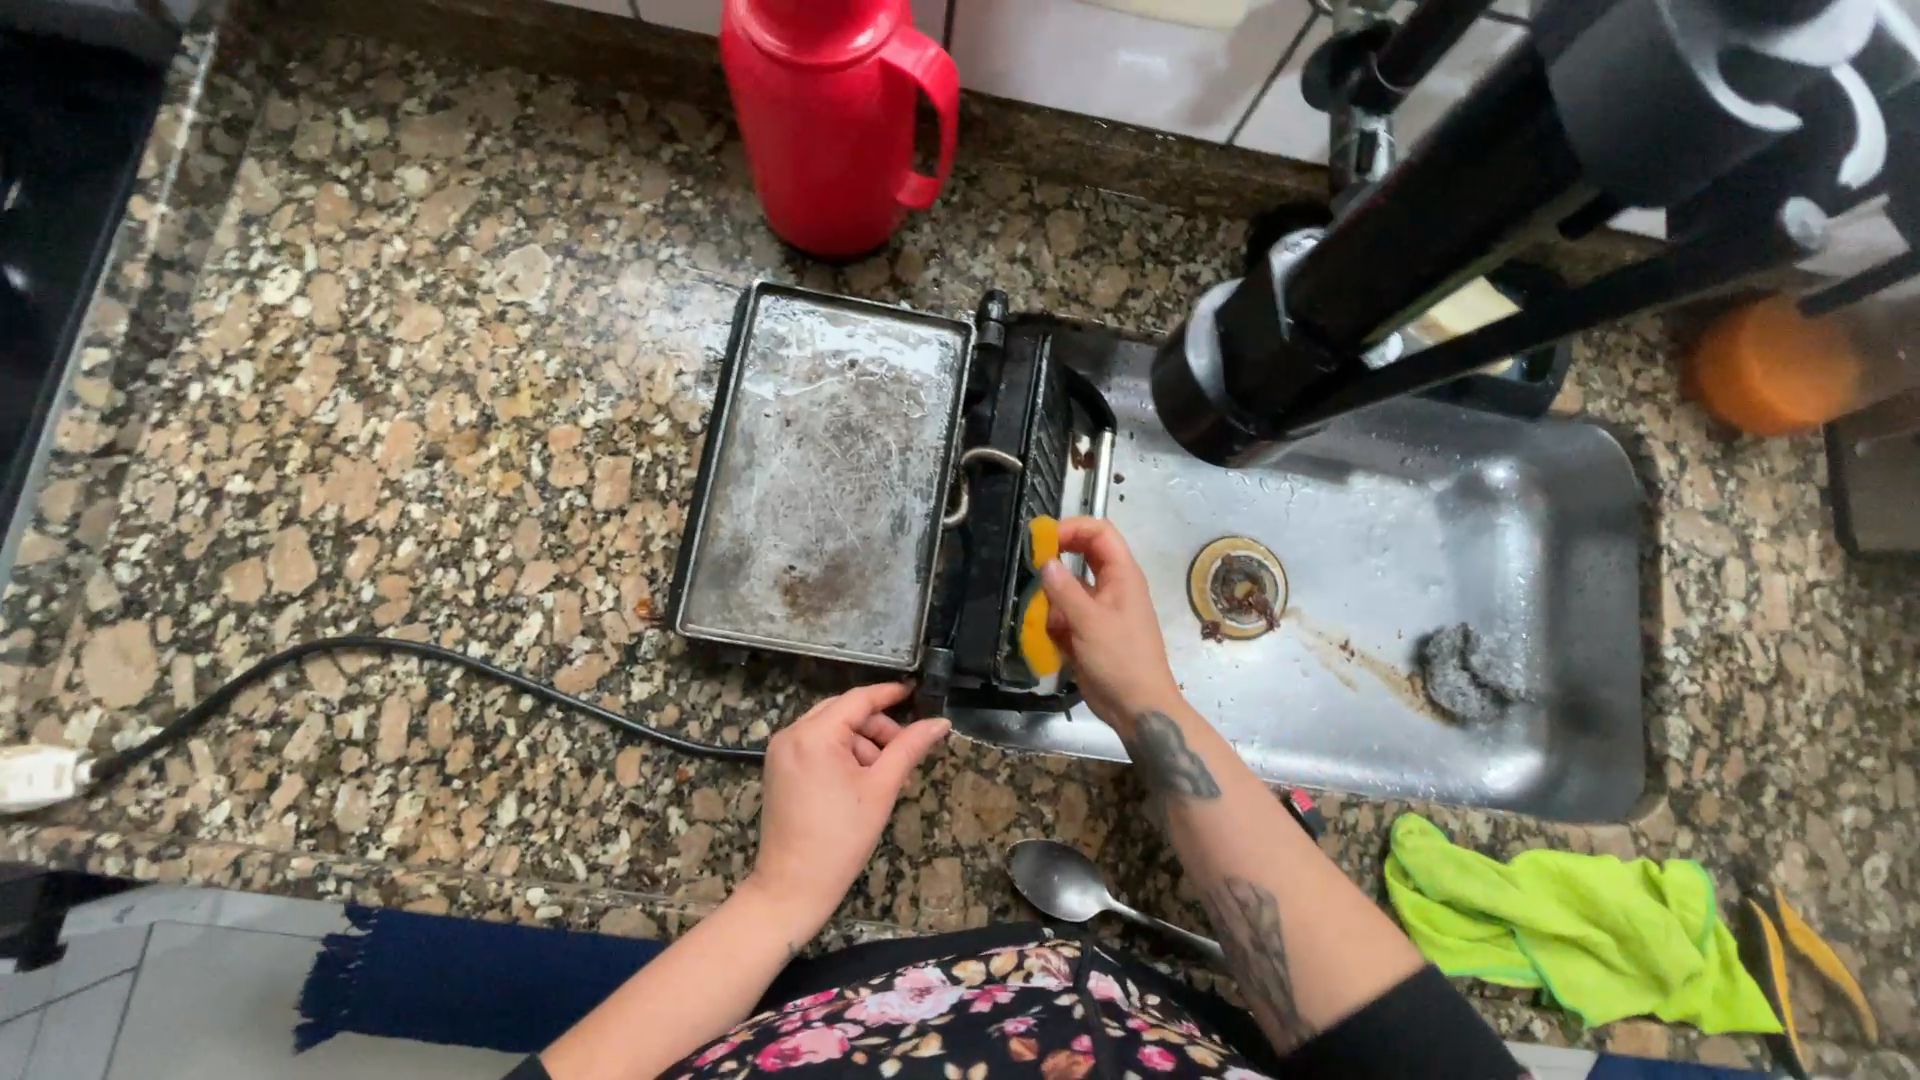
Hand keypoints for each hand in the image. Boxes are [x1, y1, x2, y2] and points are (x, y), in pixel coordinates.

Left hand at [749, 683, 949, 931]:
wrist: (793, 886)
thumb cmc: (841, 838)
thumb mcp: (882, 788)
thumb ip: (909, 747)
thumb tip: (940, 723)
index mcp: (814, 734)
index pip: (858, 700)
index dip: (889, 694)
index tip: (915, 692)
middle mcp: (791, 734)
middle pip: (843, 712)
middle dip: (876, 728)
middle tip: (903, 751)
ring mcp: (780, 751)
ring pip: (830, 729)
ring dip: (860, 743)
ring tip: (884, 777)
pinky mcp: (778, 768)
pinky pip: (815, 745)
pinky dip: (840, 754)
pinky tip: (860, 780)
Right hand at [1041, 517, 1182, 733]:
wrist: (1137, 707)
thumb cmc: (1121, 660)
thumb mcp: (1090, 622)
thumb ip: (1064, 590)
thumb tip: (1044, 562)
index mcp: (1122, 575)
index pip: (1100, 533)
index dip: (1073, 528)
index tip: (1043, 539)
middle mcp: (1112, 586)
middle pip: (1083, 556)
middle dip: (1056, 559)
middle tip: (1029, 566)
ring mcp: (1099, 610)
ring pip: (1069, 587)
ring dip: (1050, 594)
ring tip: (1033, 607)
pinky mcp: (1088, 632)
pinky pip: (1065, 614)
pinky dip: (1051, 619)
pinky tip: (1041, 632)